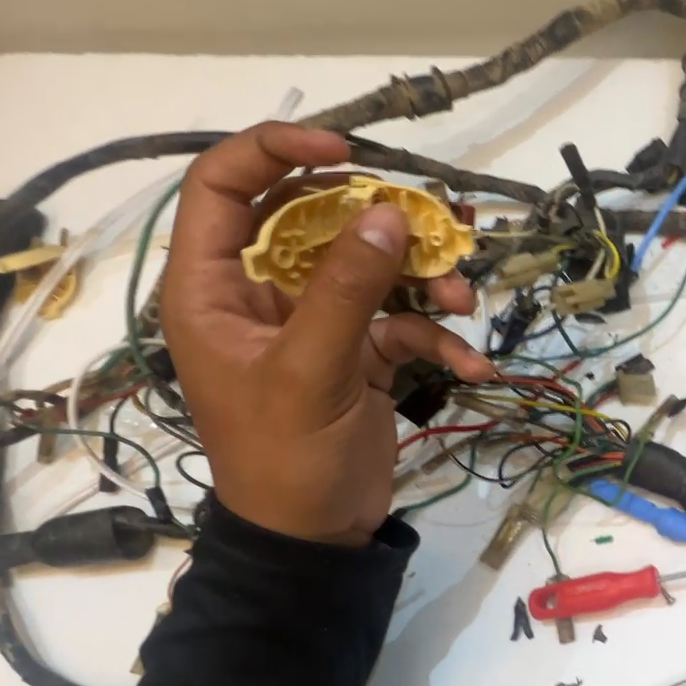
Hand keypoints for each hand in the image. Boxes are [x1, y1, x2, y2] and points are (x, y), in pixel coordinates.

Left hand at [161, 123, 496, 545]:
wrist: (316, 533)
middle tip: (431, 228)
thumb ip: (346, 289)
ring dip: (424, 284)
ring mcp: (320, 323)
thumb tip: (387, 213)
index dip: (276, 152)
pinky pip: (405, 325)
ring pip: (375, 271)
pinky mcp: (364, 354)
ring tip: (462, 304)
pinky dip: (440, 340)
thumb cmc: (285, 455)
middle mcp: (266, 292)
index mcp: (216, 286)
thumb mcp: (311, 369)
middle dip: (381, 227)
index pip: (225, 187)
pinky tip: (470, 368)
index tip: (346, 153)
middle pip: (321, 224)